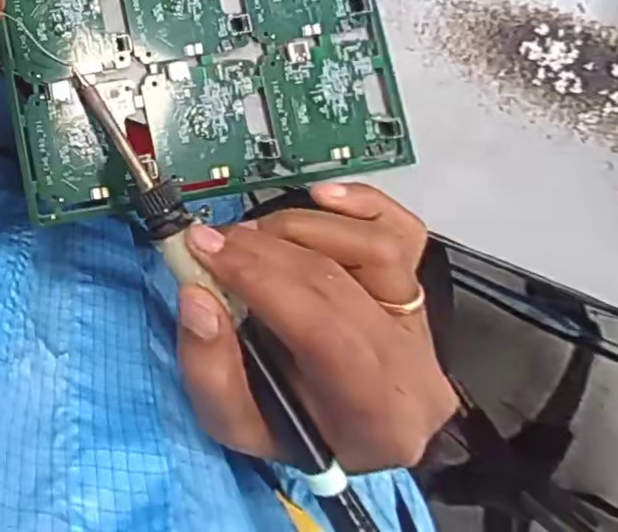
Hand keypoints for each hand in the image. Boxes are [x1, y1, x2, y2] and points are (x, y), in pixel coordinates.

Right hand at [175, 183, 457, 472]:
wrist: (325, 416)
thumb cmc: (281, 420)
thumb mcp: (231, 423)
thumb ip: (209, 369)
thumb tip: (197, 297)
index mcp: (377, 416)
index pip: (326, 333)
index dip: (258, 279)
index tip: (200, 248)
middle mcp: (413, 370)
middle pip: (335, 283)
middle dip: (256, 250)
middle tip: (205, 241)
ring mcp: (420, 323)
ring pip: (369, 248)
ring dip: (292, 228)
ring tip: (248, 237)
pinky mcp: (413, 286)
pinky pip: (400, 230)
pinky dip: (359, 204)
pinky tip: (319, 195)